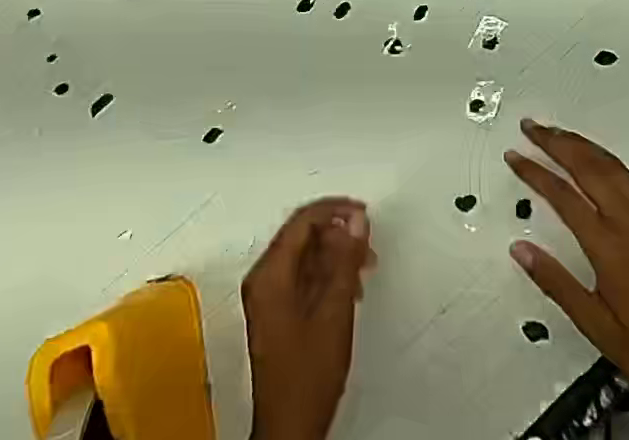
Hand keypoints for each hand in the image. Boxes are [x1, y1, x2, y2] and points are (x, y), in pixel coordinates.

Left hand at [243, 197, 374, 439]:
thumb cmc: (307, 377)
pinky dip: (326, 273)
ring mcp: (268, 295)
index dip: (333, 210)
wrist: (291, 425)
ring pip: (304, 255)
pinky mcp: (277, 309)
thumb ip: (345, 261)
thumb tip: (356, 222)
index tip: (359, 211)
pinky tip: (348, 285)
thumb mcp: (335, 312)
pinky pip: (302, 275)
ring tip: (363, 264)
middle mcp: (263, 279)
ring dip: (334, 254)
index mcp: (269, 274)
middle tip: (365, 239)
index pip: (301, 221)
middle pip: (301, 236)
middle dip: (336, 233)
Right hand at [503, 120, 628, 411]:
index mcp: (610, 249)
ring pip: (613, 168)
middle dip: (557, 143)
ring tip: (557, 132)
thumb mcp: (594, 325)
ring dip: (583, 145)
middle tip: (531, 127)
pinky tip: (597, 156)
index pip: (564, 197)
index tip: (514, 156)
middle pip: (590, 170)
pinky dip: (608, 159)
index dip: (535, 172)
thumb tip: (519, 248)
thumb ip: (555, 282)